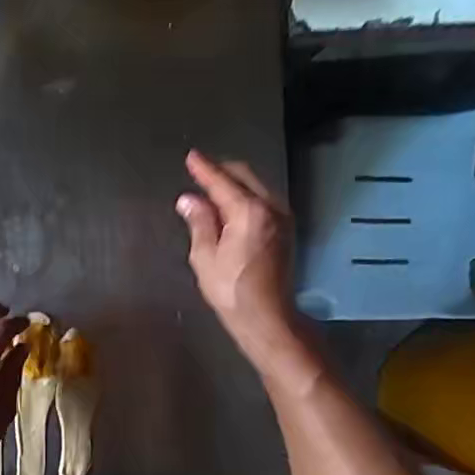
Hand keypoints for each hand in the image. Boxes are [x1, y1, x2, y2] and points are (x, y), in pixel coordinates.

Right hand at [177, 150, 298, 356]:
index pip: (222, 181)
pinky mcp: (286, 230)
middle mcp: (271, 208)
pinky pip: (264, 200)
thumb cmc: (231, 291)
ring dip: (234, 183)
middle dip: (221, 171)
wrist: (267, 317)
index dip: (204, 169)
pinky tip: (230, 207)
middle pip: (245, 176)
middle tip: (200, 171)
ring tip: (211, 190)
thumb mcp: (205, 257)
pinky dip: (245, 196)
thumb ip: (199, 222)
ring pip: (257, 186)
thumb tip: (189, 200)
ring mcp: (282, 218)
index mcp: (249, 212)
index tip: (191, 157)